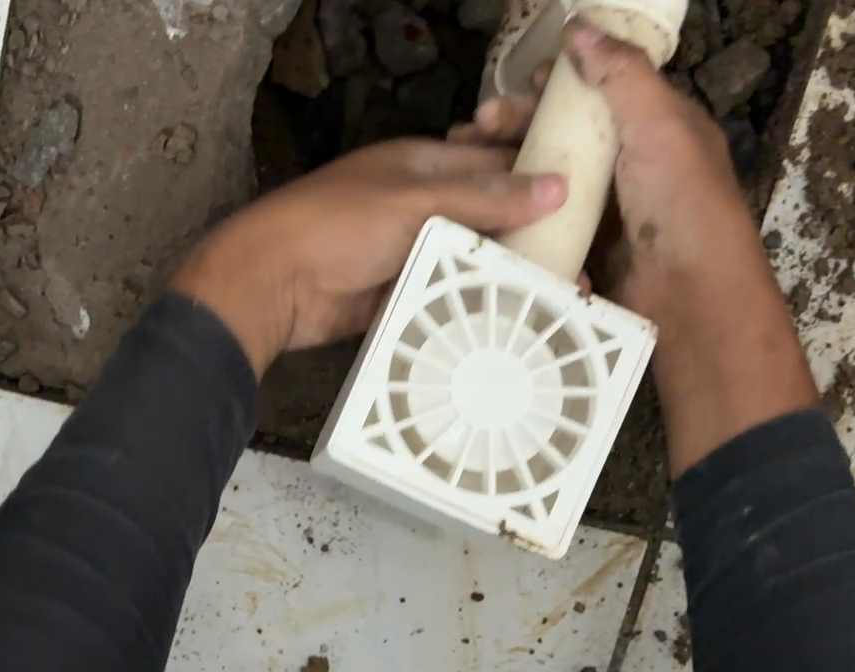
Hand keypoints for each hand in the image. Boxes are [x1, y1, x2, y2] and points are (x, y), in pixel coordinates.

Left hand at [171, 140, 567, 375]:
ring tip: (554, 298)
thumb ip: (481, 198)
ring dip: (500, 280)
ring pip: (464, 265)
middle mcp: (417, 209)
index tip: (582, 204)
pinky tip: (505, 323)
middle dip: (524, 239)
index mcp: (421, 167)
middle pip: (482, 220)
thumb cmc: (336, 225)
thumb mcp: (413, 200)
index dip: (534, 180)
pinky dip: (466, 309)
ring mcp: (404, 256)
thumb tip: (554, 188)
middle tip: (576, 263)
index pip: (491, 165)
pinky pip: (439, 300)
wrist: (273, 285)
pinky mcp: (393, 298)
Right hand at [451, 22, 767, 331]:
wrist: (684, 295)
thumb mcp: (660, 126)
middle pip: (557, 136)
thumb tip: (579, 28)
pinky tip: (475, 211)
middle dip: (512, 128)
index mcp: (650, 129)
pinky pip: (534, 223)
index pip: (594, 94)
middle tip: (471, 130)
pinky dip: (505, 214)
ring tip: (460, 166)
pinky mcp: (573, 249)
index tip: (514, 86)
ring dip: (499, 170)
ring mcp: (594, 211)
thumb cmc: (680, 203)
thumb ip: (622, 75)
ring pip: (538, 179)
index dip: (553, 86)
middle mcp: (621, 167)